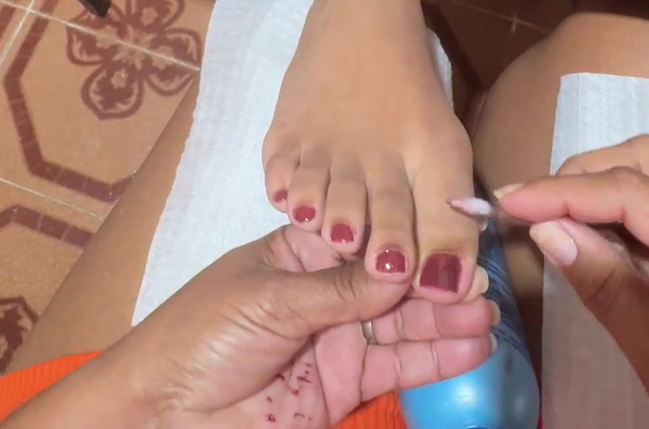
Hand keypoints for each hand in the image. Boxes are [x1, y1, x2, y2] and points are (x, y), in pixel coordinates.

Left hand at [103, 225, 495, 426]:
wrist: (163, 414)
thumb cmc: (202, 333)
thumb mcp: (269, 298)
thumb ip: (337, 289)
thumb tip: (402, 267)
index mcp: (303, 249)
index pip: (367, 238)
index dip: (408, 239)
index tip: (452, 238)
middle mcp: (327, 289)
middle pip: (391, 282)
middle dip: (434, 281)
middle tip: (479, 283)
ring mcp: (338, 338)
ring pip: (402, 325)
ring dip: (445, 321)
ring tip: (486, 315)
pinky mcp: (344, 386)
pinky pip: (396, 368)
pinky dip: (434, 360)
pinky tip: (470, 348)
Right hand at [497, 136, 648, 428]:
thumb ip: (615, 298)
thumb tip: (549, 230)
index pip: (630, 191)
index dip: (560, 191)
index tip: (505, 201)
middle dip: (586, 175)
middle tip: (540, 216)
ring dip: (615, 192)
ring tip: (590, 251)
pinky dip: (645, 212)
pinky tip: (637, 270)